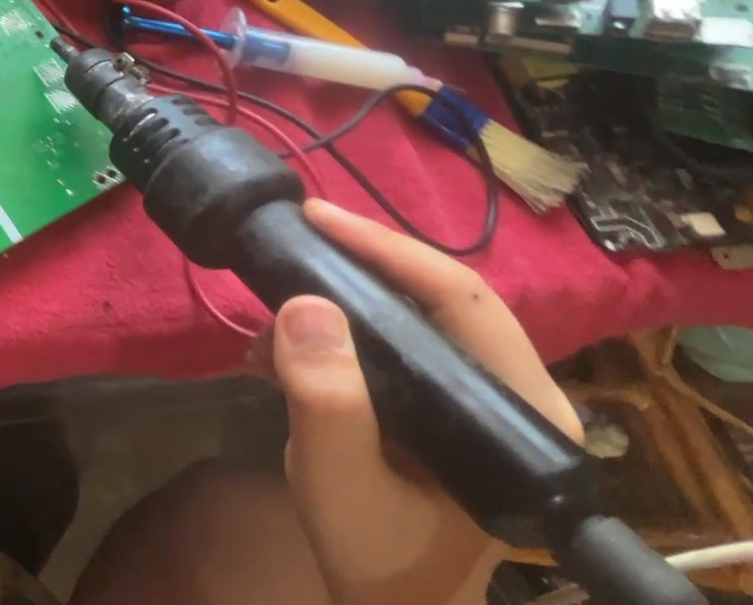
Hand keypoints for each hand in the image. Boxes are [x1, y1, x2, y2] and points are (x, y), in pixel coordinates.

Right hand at [263, 199, 583, 604]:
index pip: (462, 299)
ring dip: (332, 303)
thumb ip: (328, 398)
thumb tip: (304, 302)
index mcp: (518, 409)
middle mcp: (506, 393)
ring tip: (267, 308)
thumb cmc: (376, 548)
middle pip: (434, 298)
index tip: (317, 218)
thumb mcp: (339, 476)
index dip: (389, 249)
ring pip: (404, 316)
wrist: (385, 601)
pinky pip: (382, 344)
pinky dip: (325, 335)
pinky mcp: (433, 406)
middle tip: (292, 237)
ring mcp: (470, 400)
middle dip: (356, 263)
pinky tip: (274, 351)